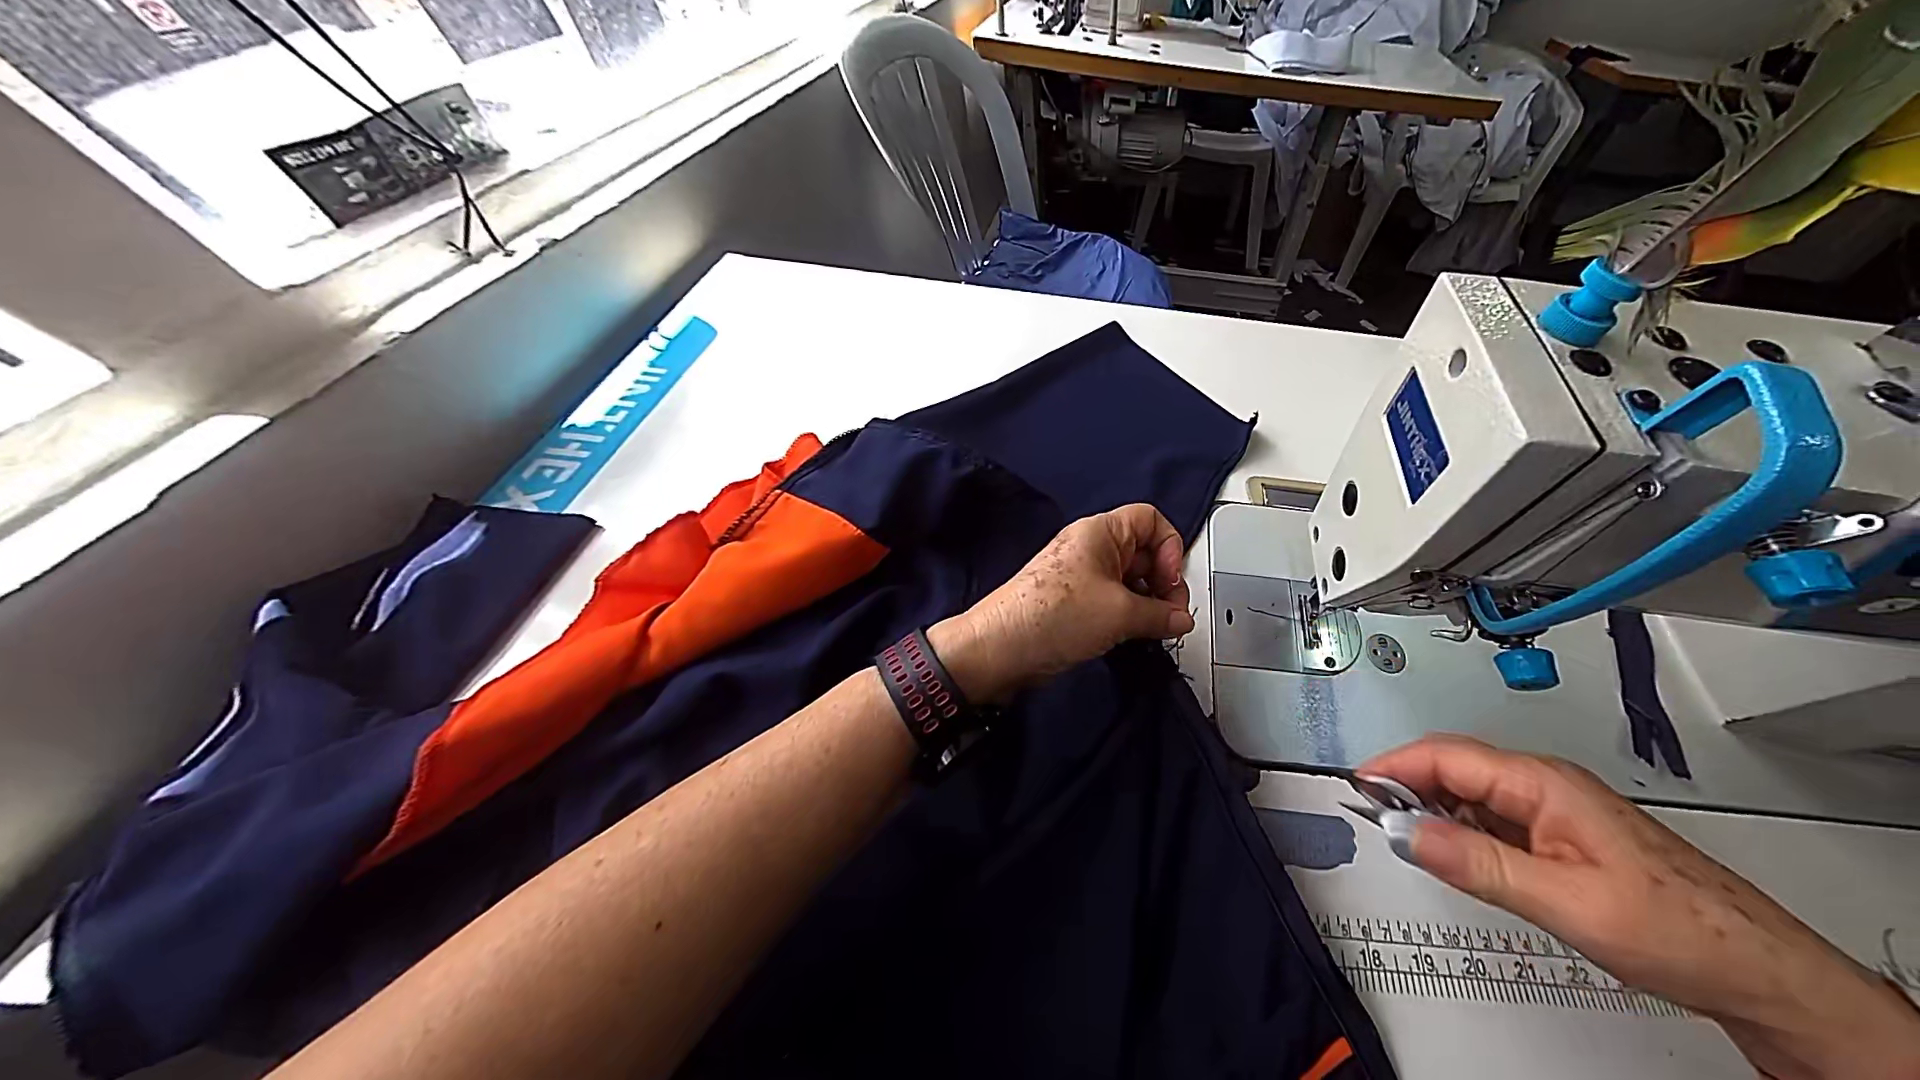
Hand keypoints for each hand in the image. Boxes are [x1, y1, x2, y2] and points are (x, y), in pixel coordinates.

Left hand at [927, 504, 1193, 704]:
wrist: (999, 649)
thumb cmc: (1046, 616)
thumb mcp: (1120, 612)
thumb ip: (1161, 614)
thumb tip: (1180, 619)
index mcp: (1099, 532)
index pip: (1151, 520)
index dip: (1171, 548)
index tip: (1171, 583)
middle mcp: (1089, 549)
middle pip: (1145, 552)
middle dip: (1163, 582)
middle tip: (1168, 613)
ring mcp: (1081, 577)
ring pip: (1130, 581)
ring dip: (1146, 604)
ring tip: (1149, 629)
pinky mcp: (1073, 603)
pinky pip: (1113, 602)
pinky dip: (1127, 617)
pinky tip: (1130, 636)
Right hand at [1358, 735, 1919, 1079]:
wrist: (1766, 975)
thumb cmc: (1688, 933)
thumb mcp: (1566, 902)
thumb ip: (1476, 863)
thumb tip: (1407, 831)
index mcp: (1543, 784)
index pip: (1444, 756)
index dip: (1393, 767)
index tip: (1357, 787)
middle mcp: (1544, 785)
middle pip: (1450, 766)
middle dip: (1406, 786)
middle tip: (1377, 819)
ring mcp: (1550, 807)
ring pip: (1467, 790)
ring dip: (1431, 810)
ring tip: (1414, 842)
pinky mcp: (1555, 831)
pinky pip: (1487, 815)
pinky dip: (1458, 829)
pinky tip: (1457, 854)